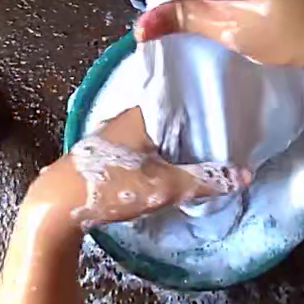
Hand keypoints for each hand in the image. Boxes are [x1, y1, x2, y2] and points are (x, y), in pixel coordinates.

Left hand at [25, 108, 245, 230]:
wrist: (58, 205)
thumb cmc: (111, 187)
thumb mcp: (165, 186)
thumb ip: (205, 180)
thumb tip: (245, 175)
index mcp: (143, 114)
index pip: (180, 98)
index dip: (203, 103)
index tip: (227, 109)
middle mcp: (127, 117)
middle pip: (168, 115)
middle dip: (192, 123)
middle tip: (222, 132)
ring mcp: (114, 133)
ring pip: (153, 130)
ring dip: (174, 139)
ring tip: (203, 148)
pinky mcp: (106, 152)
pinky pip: (142, 143)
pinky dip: (158, 150)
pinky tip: (170, 163)